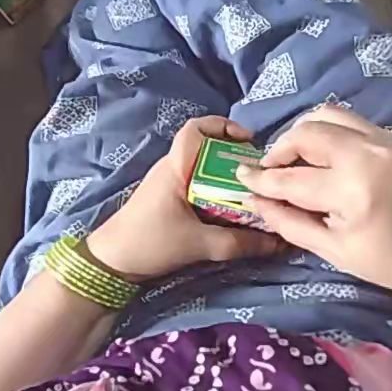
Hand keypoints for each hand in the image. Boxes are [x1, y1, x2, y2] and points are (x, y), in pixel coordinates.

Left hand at [86, 116, 283, 282]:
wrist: (111, 264)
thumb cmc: (151, 243)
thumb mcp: (200, 244)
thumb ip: (240, 243)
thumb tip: (280, 243)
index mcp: (176, 168)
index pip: (196, 129)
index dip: (223, 126)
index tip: (248, 142)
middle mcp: (172, 169)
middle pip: (207, 149)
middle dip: (235, 158)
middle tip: (259, 176)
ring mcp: (168, 185)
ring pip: (204, 170)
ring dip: (227, 178)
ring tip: (251, 194)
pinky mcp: (168, 202)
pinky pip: (197, 187)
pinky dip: (216, 193)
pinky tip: (232, 211)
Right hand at [238, 106, 391, 296]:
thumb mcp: (336, 252)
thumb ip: (291, 224)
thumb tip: (257, 202)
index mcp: (352, 190)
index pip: (290, 178)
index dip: (260, 178)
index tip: (240, 176)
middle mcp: (365, 154)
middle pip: (304, 134)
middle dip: (278, 150)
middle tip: (269, 171)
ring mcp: (381, 140)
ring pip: (325, 116)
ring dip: (301, 134)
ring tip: (294, 159)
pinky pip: (348, 120)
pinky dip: (325, 130)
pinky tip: (321, 154)